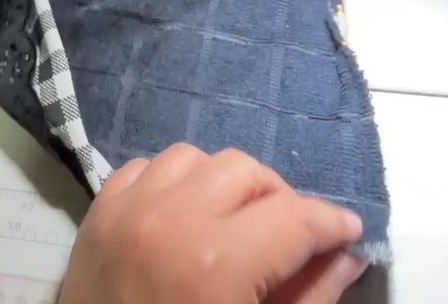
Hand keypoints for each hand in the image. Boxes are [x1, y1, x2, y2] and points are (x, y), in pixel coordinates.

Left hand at [59, 144, 366, 303]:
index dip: (329, 221)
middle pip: (242, 169)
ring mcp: (127, 209)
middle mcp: (169, 219)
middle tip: (290, 233)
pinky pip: (145, 168)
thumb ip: (311, 299)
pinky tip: (184, 214)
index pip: (291, 217)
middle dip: (276, 197)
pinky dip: (172, 182)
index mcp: (215, 265)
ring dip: (221, 182)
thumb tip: (345, 253)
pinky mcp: (98, 210)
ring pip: (191, 157)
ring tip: (233, 221)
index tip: (348, 229)